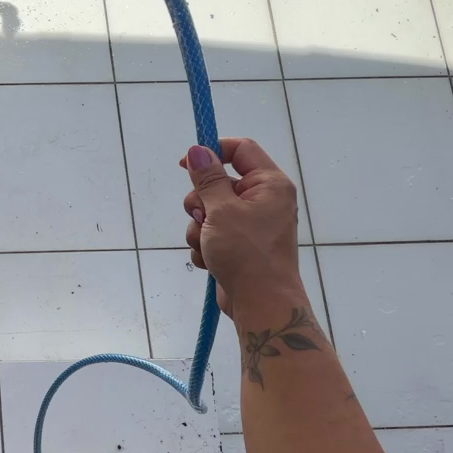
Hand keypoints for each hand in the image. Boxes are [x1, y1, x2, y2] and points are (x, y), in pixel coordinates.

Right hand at [179, 138, 301, 315]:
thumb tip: (197, 150)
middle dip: (199, 203)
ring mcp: (250, 223)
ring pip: (208, 211)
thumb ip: (208, 179)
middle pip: (218, 183)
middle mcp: (263, 200)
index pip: (241, 150)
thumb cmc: (246, 253)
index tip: (183, 164)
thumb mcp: (222, 211)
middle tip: (202, 217)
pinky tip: (210, 261)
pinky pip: (210, 234)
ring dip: (198, 229)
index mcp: (269, 185)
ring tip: (207, 246)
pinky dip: (204, 246)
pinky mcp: (238, 244)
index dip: (211, 151)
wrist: (260, 302)